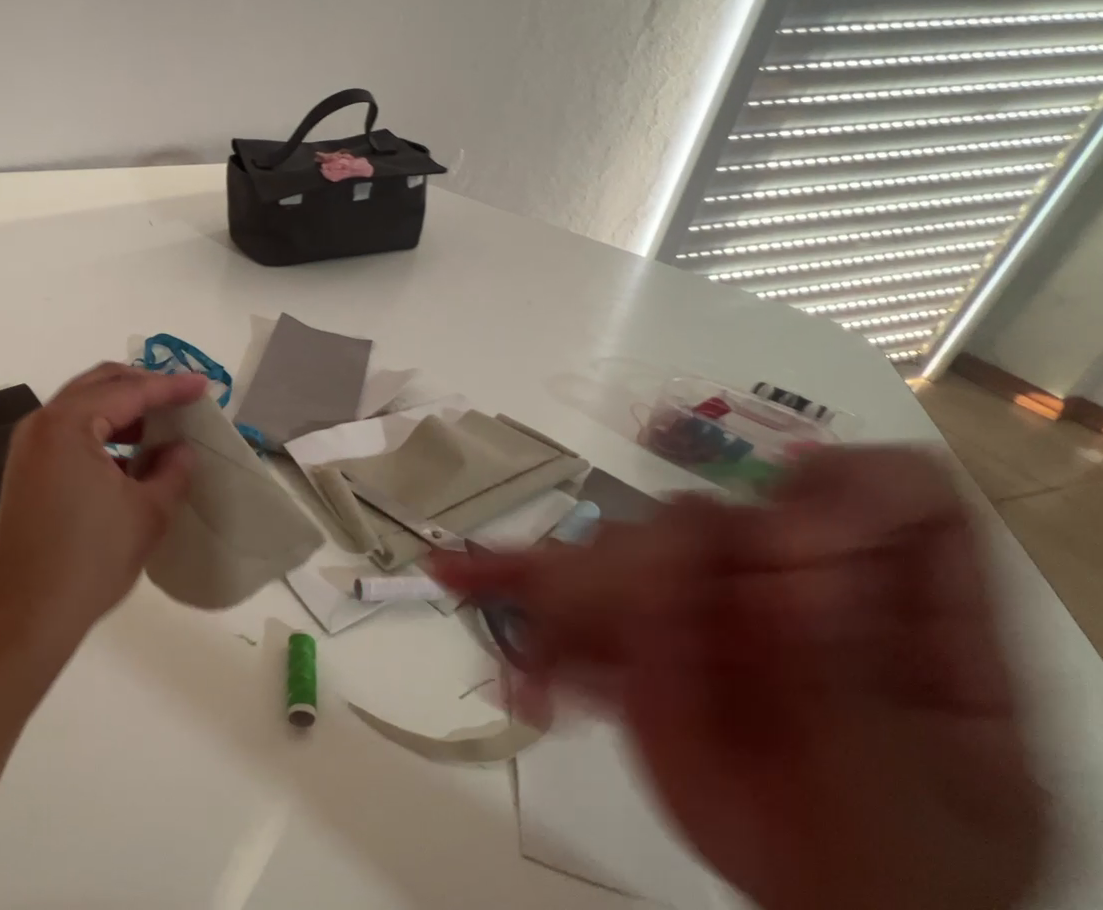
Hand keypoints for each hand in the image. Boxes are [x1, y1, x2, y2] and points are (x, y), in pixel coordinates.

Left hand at [0, 364, 205, 660]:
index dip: (170, 386)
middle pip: (97, 386)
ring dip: (120, 410)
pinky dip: (99, 434)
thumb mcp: (147, 513)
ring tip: (160, 425)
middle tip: (180, 397)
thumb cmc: (91, 560)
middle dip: (141, 387)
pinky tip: (129, 457)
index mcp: (67, 425)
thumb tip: (181, 449)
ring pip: (80, 409)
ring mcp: (27, 450)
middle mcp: (41, 426)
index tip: (205, 385)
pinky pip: (67, 436)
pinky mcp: (25, 474)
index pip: (128, 391)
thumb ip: (172, 471)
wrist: (29, 616)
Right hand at [431, 447, 1046, 909]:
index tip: (772, 550)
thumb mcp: (901, 782)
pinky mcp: (635, 635)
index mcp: (888, 602)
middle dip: (644, 565)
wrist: (811, 901)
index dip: (826, 494)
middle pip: (709, 518)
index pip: (878, 492)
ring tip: (535, 666)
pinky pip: (566, 597)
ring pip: (616, 550)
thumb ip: (846, 674)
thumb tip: (787, 564)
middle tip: (606, 629)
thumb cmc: (890, 859)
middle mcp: (789, 580)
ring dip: (559, 591)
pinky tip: (460, 582)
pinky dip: (508, 588)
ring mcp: (705, 603)